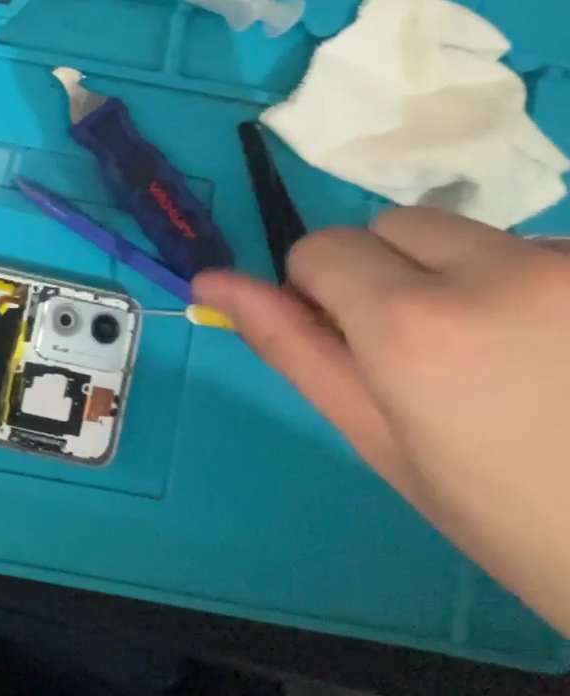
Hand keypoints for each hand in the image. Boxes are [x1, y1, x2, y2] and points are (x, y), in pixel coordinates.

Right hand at [195, 208, 569, 632]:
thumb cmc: (516, 521)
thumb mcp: (384, 441)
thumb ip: (295, 346)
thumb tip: (211, 281)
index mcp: (413, 321)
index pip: (323, 247)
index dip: (324, 292)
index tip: (362, 346)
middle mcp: (502, 274)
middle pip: (400, 225)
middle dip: (395, 271)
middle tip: (441, 351)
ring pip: (484, 239)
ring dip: (482, 279)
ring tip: (531, 360)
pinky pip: (557, 259)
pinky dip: (549, 293)